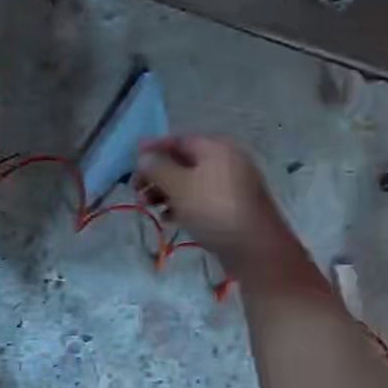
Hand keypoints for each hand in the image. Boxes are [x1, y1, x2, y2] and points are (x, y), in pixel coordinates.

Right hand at [135, 136, 299, 272]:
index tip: (133, 160)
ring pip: (190, 181)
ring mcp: (232, 184)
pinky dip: (183, 204)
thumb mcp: (178, 185)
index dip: (153, 148)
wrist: (254, 248)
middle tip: (137, 188)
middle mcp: (226, 160)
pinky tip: (170, 218)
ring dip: (166, 191)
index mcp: (216, 148)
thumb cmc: (212, 209)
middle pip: (183, 161)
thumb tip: (144, 157)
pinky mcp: (233, 205)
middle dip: (157, 174)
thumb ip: (157, 167)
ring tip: (149, 205)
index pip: (178, 140)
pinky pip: (202, 197)